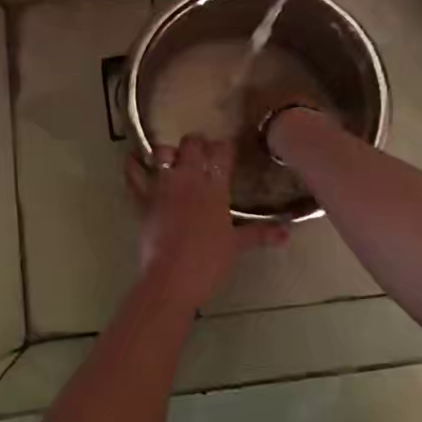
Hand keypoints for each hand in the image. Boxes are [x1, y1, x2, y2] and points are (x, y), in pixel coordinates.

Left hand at [125, 136, 287, 311]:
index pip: (223, 151)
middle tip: (202, 154)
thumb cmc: (210, 260)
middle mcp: (189, 178)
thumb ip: (261, 234)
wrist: (173, 277)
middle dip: (198, 144)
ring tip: (173, 158)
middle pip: (192, 144)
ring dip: (169, 152)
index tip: (227, 151)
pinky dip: (133, 166)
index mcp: (215, 186)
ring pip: (163, 153)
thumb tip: (288, 231)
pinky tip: (133, 159)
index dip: (225, 148)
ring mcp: (163, 186)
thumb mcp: (237, 245)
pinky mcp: (142, 199)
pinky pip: (134, 175)